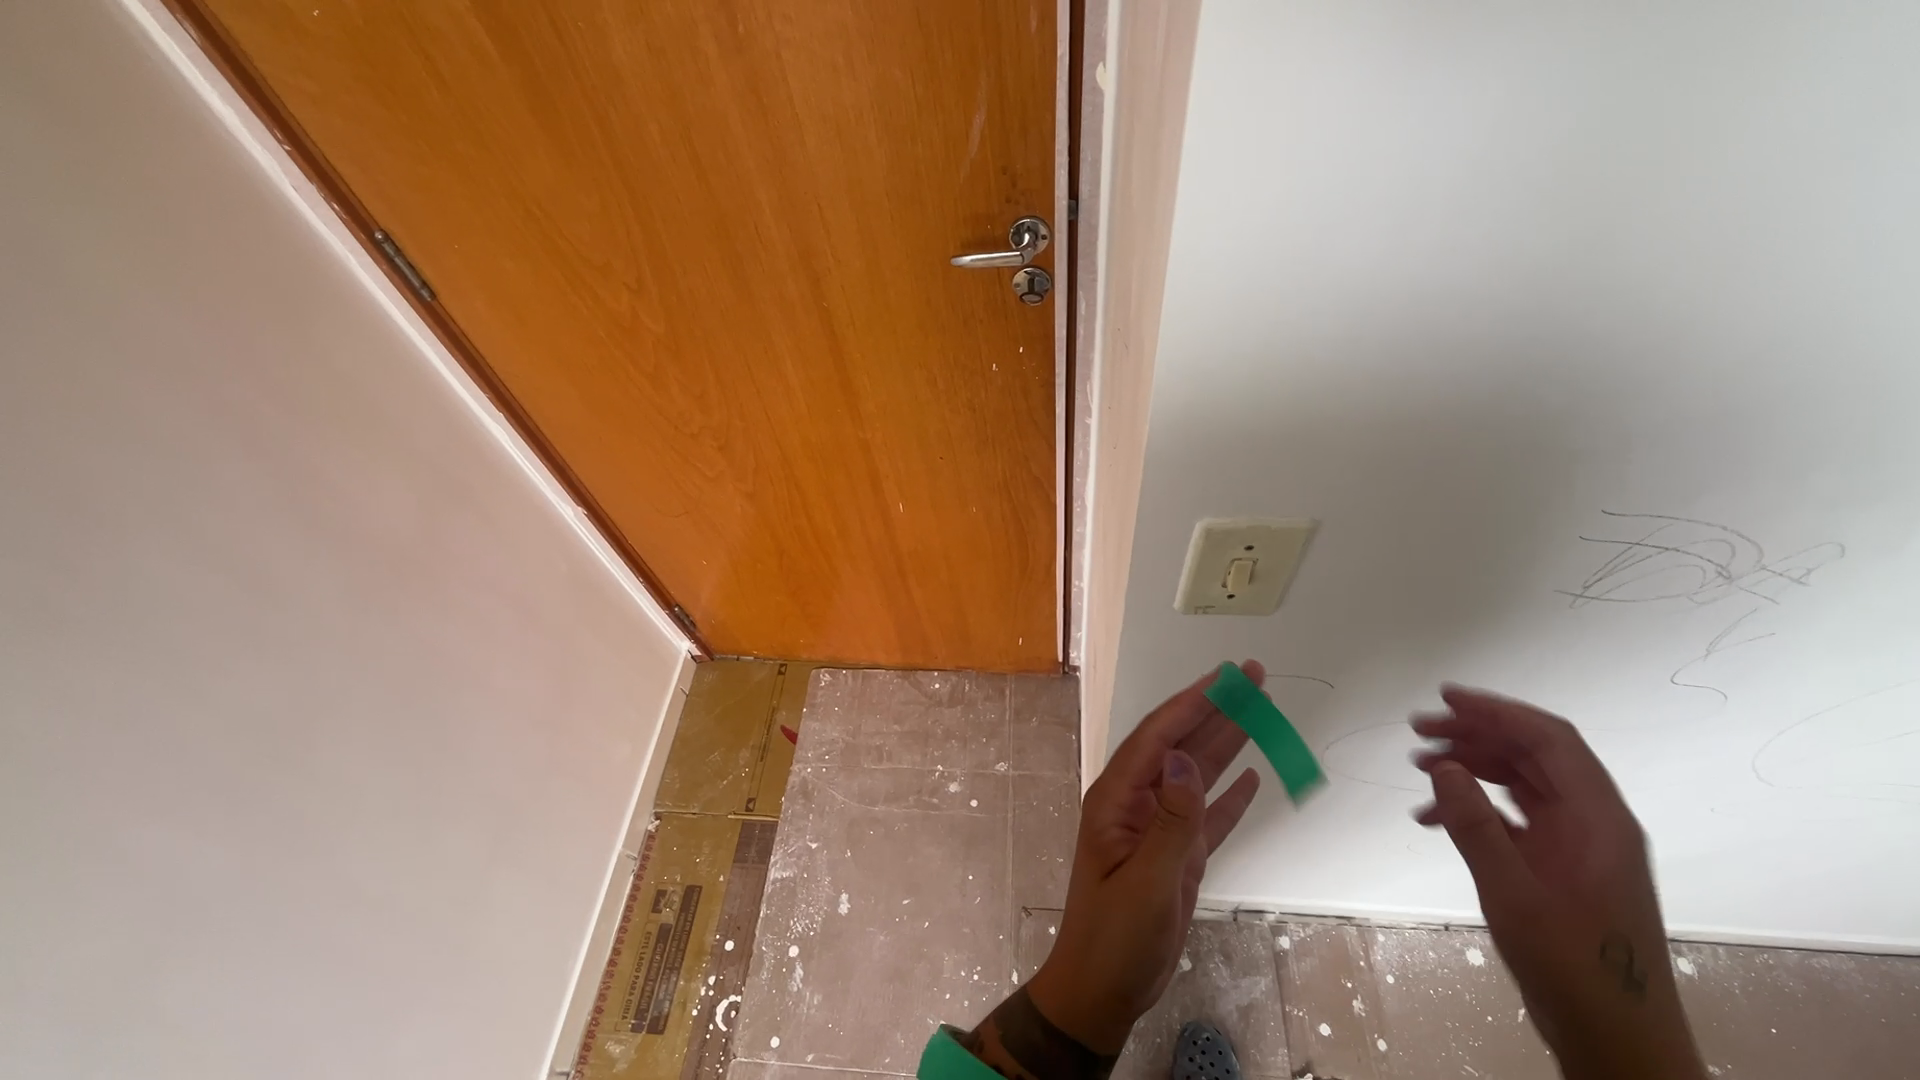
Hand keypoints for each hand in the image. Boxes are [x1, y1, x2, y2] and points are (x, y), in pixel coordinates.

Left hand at [959, 663, 1262, 1079]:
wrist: (1103, 990)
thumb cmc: (1115, 937)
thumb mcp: (1146, 881)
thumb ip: (1172, 821)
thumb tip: (1188, 760)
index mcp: (1117, 800)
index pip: (1158, 738)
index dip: (1193, 702)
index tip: (1227, 676)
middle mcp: (1137, 804)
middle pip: (1181, 746)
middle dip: (1215, 710)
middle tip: (1253, 677)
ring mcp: (1158, 829)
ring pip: (1197, 775)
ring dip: (1226, 743)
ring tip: (1260, 711)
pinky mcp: (1177, 856)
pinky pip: (1208, 816)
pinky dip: (1230, 797)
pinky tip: (1252, 778)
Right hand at [1413, 687, 1706, 1079]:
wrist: (1616, 1040)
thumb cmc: (1572, 967)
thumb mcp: (1513, 894)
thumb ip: (1475, 826)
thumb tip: (1442, 767)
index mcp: (1598, 818)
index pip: (1549, 740)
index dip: (1497, 711)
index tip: (1444, 699)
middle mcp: (1593, 820)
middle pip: (1533, 755)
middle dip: (1475, 735)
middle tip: (1417, 732)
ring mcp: (1579, 843)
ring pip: (1522, 782)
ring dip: (1472, 768)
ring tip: (1419, 766)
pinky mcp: (1562, 864)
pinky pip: (1516, 815)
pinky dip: (1476, 806)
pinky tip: (1435, 818)